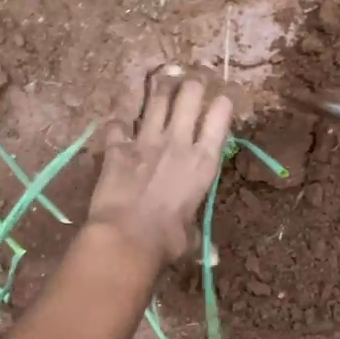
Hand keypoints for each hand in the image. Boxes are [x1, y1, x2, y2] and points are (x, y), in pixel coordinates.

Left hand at [87, 67, 234, 264]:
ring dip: (161, 89)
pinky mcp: (117, 147)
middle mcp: (178, 142)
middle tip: (192, 82)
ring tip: (164, 79)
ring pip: (157, 99)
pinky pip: (117, 125)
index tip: (222, 98)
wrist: (127, 237)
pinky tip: (119, 125)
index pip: (220, 116)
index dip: (222, 102)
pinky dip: (118, 124)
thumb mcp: (190, 239)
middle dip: (193, 84)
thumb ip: (199, 240)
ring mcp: (145, 140)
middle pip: (190, 94)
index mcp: (203, 161)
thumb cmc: (168, 240)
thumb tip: (213, 259)